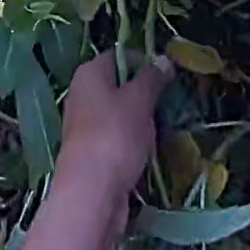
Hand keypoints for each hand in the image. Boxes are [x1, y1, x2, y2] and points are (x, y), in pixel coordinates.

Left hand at [17, 54, 171, 249]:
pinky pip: (117, 139)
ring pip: (120, 114)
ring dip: (141, 124)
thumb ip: (152, 78)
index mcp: (89, 72)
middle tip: (166, 109)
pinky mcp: (90, 152)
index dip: (144, 62)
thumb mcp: (139, 100)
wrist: (90, 194)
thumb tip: (163, 59)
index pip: (120, 55)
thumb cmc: (114, 135)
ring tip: (158, 136)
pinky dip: (132, 145)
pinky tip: (145, 156)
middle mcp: (82, 92)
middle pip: (120, 86)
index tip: (167, 77)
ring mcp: (84, 124)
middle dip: (145, 97)